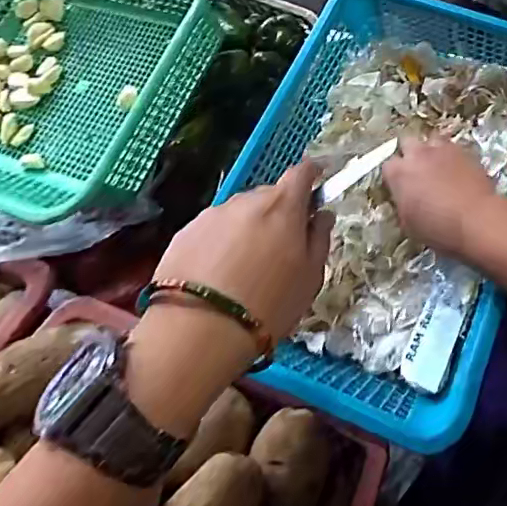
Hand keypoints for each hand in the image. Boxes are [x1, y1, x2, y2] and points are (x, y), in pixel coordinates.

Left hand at [128, 163, 328, 434]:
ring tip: (245, 269)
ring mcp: (213, 214)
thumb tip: (322, 215)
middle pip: (270, 196)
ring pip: (240, 214)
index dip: (312, 174)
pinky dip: (220, 245)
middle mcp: (247, 201)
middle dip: (279, 213)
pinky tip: (217, 277)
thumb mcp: (311, 278)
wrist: (196, 333)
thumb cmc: (268, 305)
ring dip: (248, 229)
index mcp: (283, 206)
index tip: (317, 182)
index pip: (302, 172)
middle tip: (281, 248)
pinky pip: (213, 231)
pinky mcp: (185, 233)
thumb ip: (320, 238)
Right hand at [382, 135, 506, 258]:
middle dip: (410, 154)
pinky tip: (457, 171)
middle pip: (407, 143)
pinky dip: (452, 157)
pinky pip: (453, 148)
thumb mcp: (410, 224)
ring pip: (431, 140)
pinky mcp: (465, 150)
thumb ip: (403, 203)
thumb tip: (406, 197)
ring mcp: (442, 149)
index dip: (395, 176)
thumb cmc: (439, 229)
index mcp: (399, 173)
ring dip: (432, 151)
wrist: (478, 220)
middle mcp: (418, 154)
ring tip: (439, 168)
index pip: (388, 166)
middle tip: (418, 172)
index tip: (401, 187)